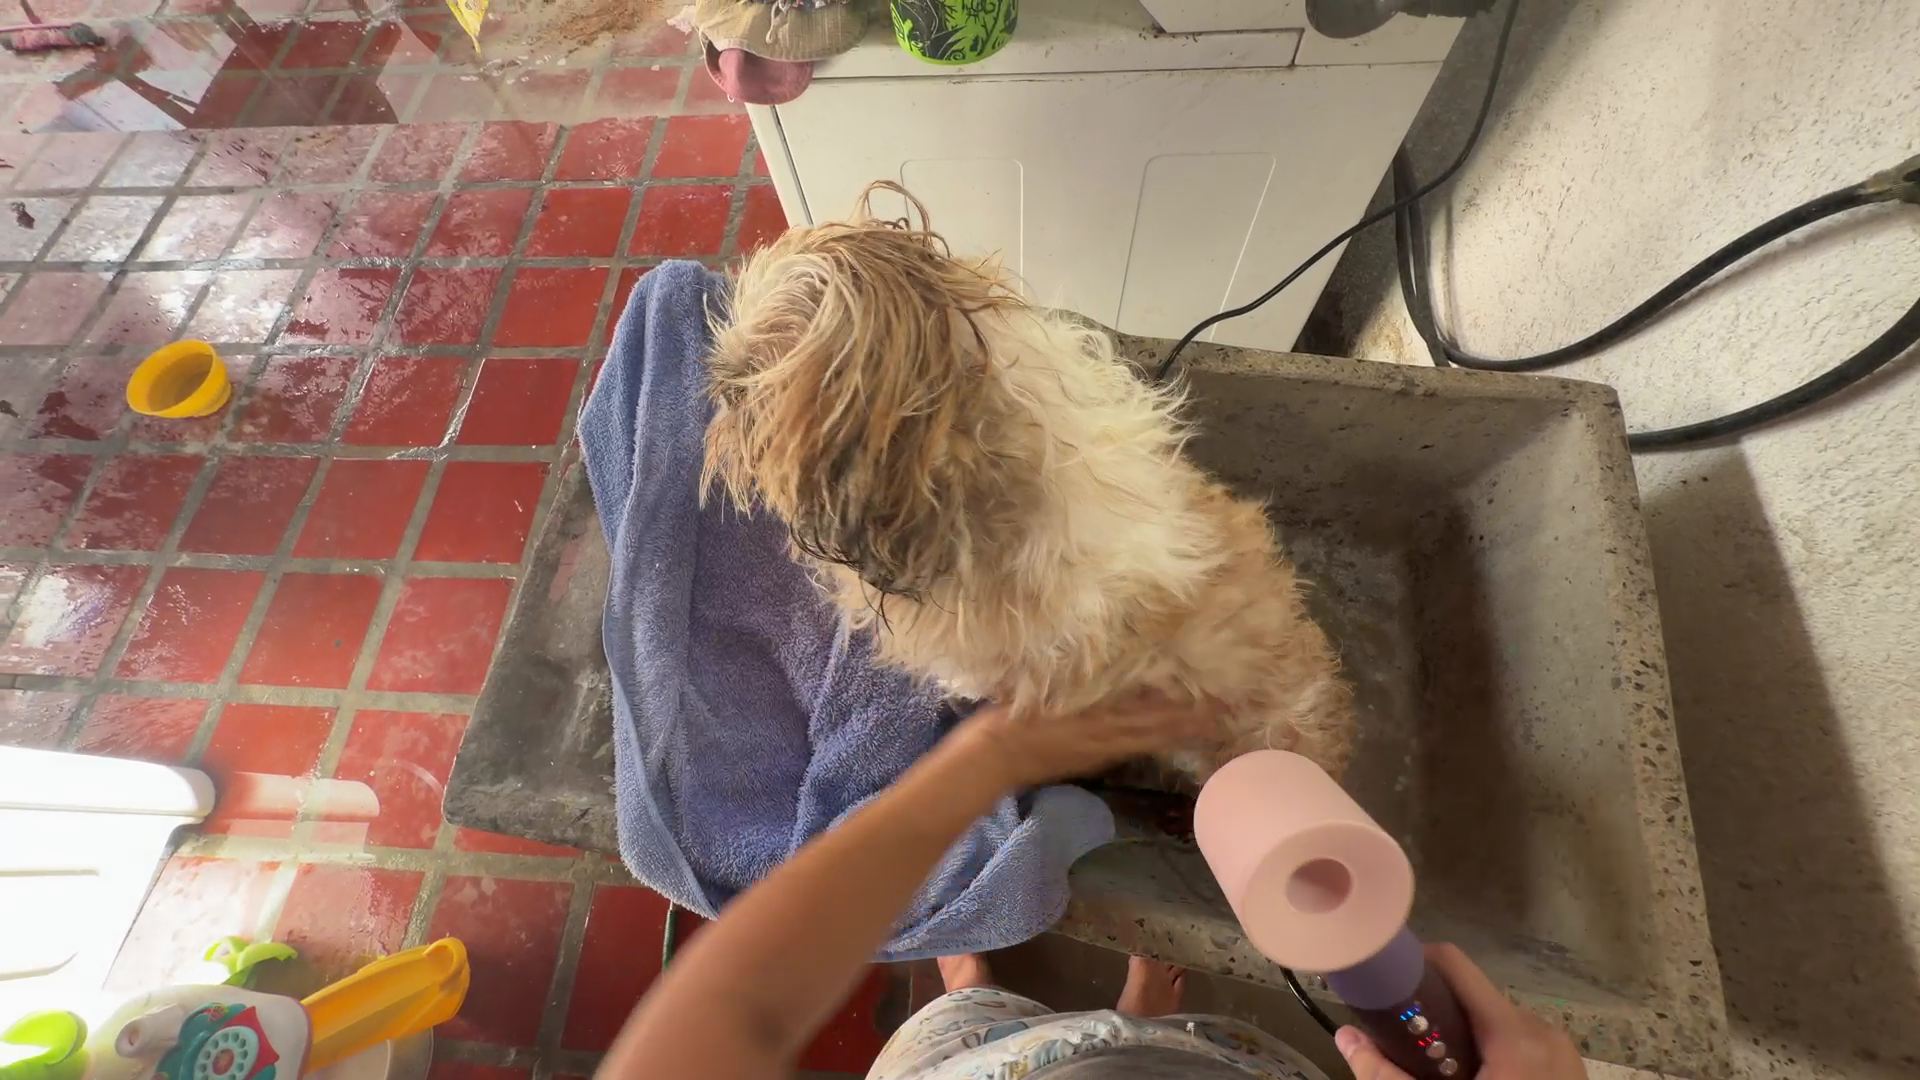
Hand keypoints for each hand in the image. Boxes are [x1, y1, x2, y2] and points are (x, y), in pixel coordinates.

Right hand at [954, 693, 1219, 789]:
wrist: (987, 764)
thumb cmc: (1008, 723)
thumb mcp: (1040, 695)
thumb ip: (1076, 683)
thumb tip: (1110, 666)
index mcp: (1096, 723)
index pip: (1152, 716)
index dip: (1185, 709)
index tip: (1217, 698)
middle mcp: (1105, 739)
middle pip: (1158, 730)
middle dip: (1192, 720)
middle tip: (1228, 707)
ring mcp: (1099, 750)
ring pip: (1148, 739)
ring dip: (1178, 729)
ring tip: (1208, 718)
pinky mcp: (1090, 756)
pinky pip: (1131, 745)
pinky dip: (1154, 736)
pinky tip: (1162, 730)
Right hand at [1335, 944, 1586, 1079]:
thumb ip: (1384, 1076)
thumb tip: (1346, 1036)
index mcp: (1514, 1035)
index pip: (1453, 962)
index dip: (1413, 961)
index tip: (1386, 979)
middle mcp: (1542, 1032)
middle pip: (1468, 991)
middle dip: (1433, 1006)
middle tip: (1407, 1033)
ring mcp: (1560, 1052)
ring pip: (1490, 1014)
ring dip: (1459, 1028)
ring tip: (1439, 1062)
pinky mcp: (1567, 1069)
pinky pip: (1513, 1036)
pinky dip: (1485, 1046)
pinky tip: (1471, 1076)